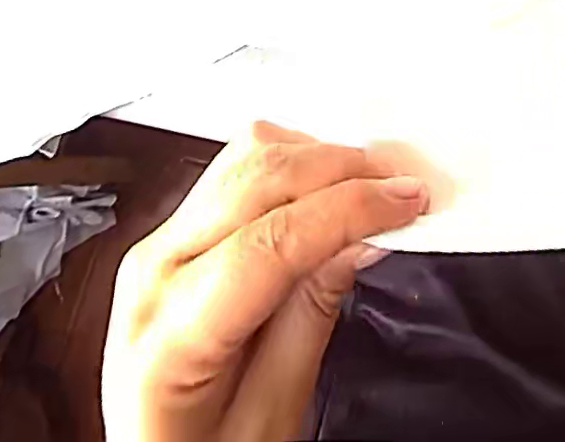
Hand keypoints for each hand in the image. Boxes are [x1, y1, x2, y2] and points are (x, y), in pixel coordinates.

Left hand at [103, 122, 428, 441]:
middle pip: (263, 178)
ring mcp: (165, 235)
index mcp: (169, 333)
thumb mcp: (272, 413)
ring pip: (252, 152)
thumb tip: (366, 233)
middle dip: (345, 170)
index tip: (406, 201)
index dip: (350, 208)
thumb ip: (316, 312)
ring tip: (372, 185)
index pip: (274, 240)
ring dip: (322, 156)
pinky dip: (296, 156)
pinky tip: (328, 184)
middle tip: (403, 188)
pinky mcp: (181, 221)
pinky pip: (243, 159)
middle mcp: (158, 266)